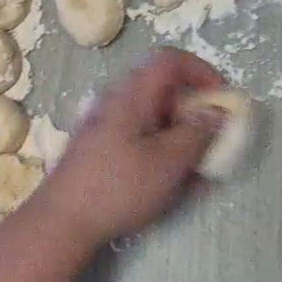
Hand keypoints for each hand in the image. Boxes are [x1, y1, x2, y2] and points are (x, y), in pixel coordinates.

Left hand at [32, 48, 227, 246]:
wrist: (60, 221)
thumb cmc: (118, 187)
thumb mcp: (169, 162)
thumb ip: (198, 133)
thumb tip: (218, 111)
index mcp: (132, 95)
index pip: (170, 60)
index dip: (202, 71)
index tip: (221, 100)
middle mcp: (115, 102)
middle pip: (163, 90)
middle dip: (195, 113)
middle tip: (212, 142)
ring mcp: (104, 126)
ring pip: (152, 119)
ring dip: (180, 139)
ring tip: (197, 173)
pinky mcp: (98, 150)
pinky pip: (138, 140)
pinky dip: (161, 153)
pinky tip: (172, 185)